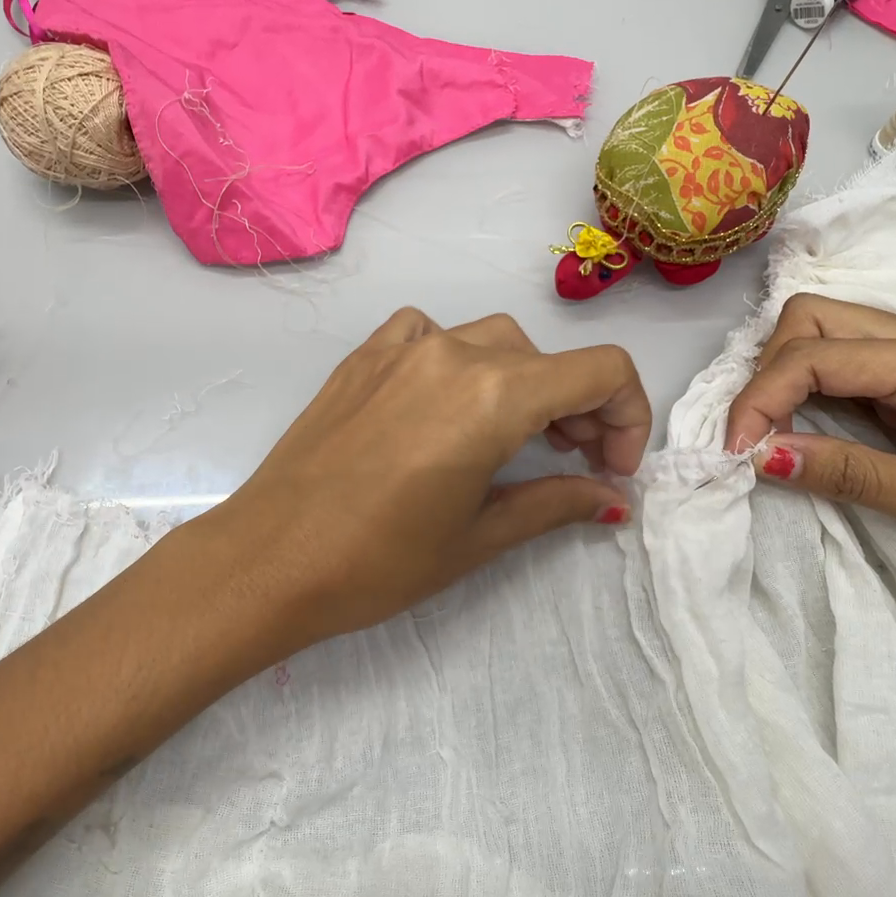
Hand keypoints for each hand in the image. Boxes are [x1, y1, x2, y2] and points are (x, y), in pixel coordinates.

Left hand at [192, 308, 650, 651]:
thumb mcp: (478, 537)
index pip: (600, 371)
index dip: (628, 417)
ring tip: (511, 438)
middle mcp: (453, 353)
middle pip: (548, 359)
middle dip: (579, 408)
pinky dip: (459, 359)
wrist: (268, 558)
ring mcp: (401, 346)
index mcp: (493, 395)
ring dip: (522, 382)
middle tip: (570, 463)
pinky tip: (445, 404)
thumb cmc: (377, 562)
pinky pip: (430, 334)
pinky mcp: (363, 355)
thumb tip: (611, 497)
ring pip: (493, 341)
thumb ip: (555, 503)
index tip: (612, 468)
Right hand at [723, 295, 895, 597]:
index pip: (817, 353)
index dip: (758, 398)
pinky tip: (810, 431)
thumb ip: (856, 476)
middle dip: (766, 373)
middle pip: (815, 318)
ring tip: (772, 440)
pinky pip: (856, 365)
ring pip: (830, 334)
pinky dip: (814, 392)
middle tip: (754, 441)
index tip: (734, 455)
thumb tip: (762, 456)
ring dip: (785, 379)